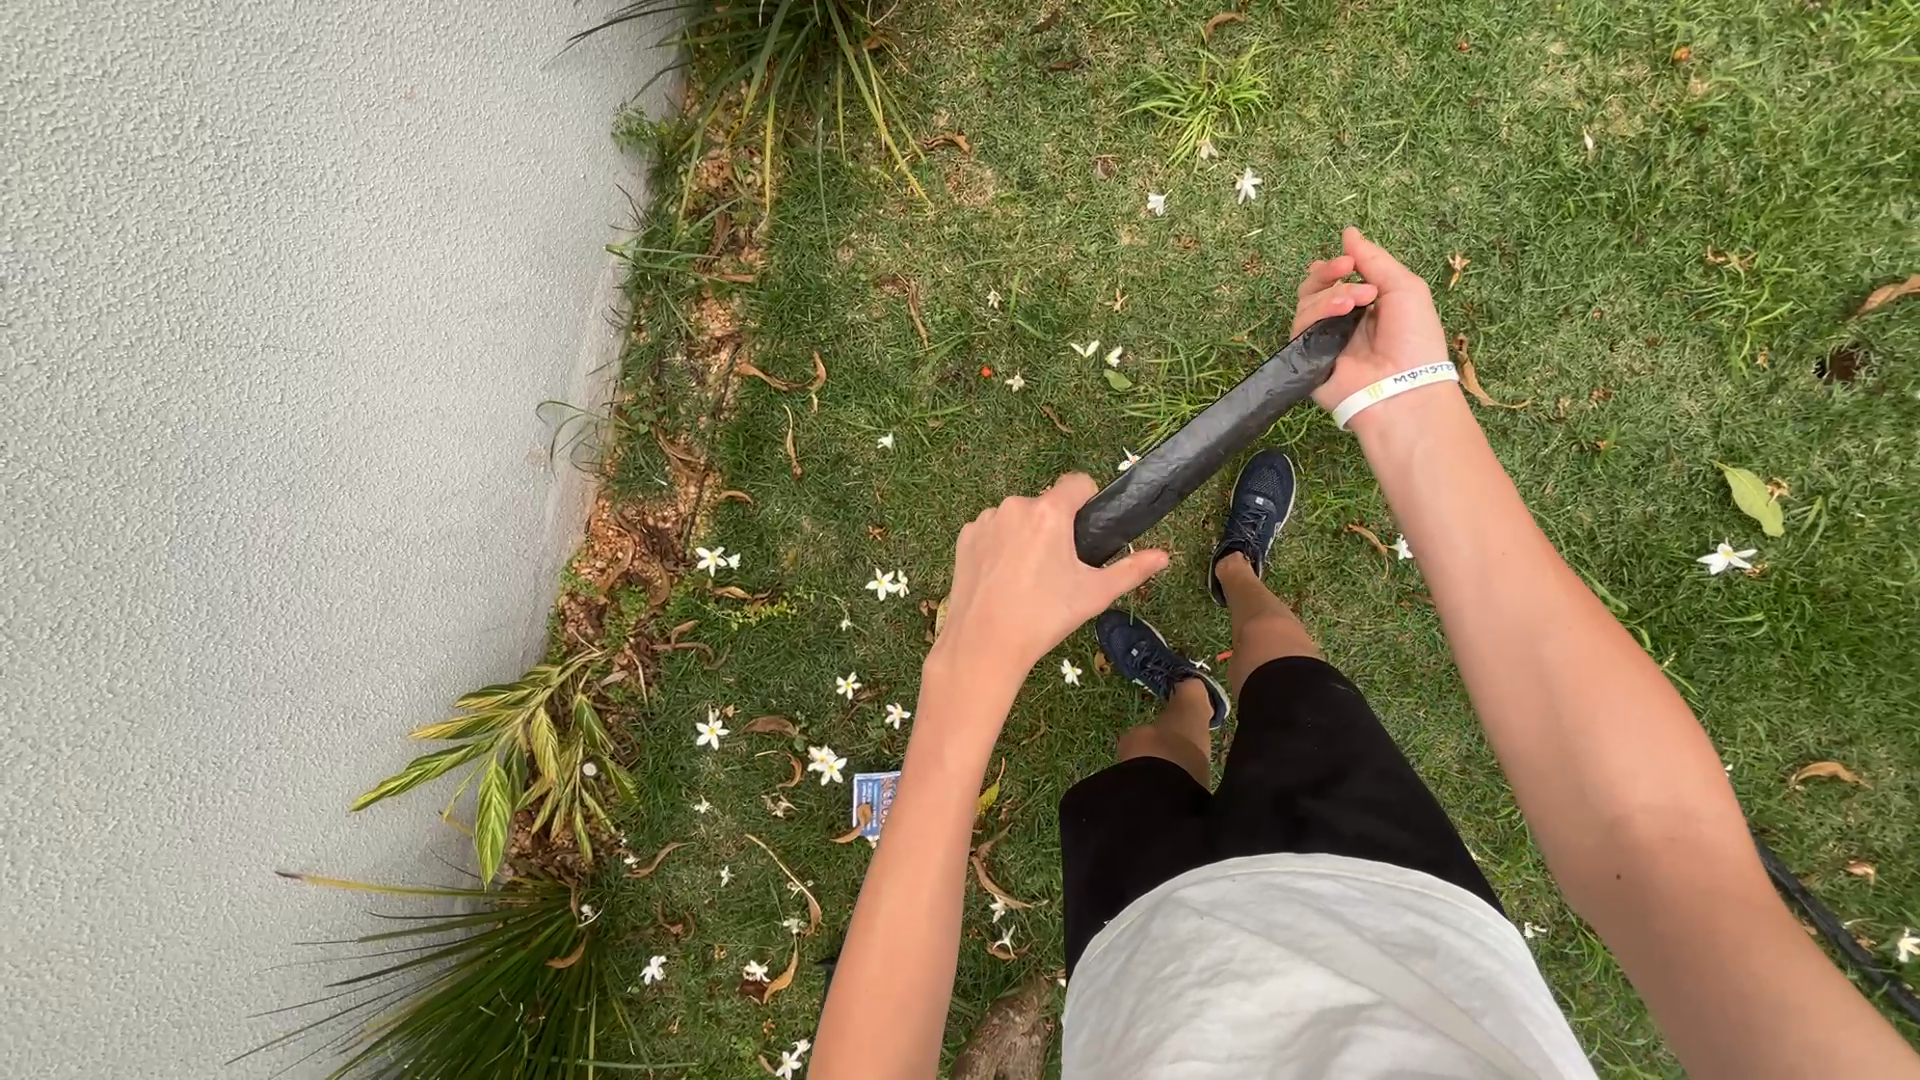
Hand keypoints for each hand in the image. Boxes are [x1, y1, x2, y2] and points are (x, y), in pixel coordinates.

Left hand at [931, 474, 1168, 681]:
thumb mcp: (1095, 594)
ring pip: (1017, 517)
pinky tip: (1001, 578)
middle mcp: (1015, 506)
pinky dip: (999, 546)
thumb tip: (1164, 556)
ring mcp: (986, 520)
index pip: (1077, 482)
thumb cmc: (1044, 617)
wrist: (984, 643)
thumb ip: (1131, 570)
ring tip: (1026, 577)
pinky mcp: (965, 537)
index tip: (1086, 530)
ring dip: (1025, 535)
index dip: (1088, 501)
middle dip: (1054, 527)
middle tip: (1056, 568)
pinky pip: (991, 530)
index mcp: (1049, 513)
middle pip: (1046, 504)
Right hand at [1291, 227, 1450, 411]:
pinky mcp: (1304, 359)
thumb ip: (1374, 260)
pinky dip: (1317, 313)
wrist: (1403, 386)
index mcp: (1364, 307)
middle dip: (1328, 273)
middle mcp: (1339, 323)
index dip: (1337, 266)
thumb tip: (1348, 232)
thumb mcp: (1404, 288)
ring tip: (1356, 301)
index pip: (1337, 280)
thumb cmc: (1414, 339)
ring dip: (1329, 295)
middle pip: (1313, 289)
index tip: (1350, 261)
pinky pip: (1299, 328)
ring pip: (1305, 305)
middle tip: (1346, 271)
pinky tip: (1342, 313)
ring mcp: (1320, 341)